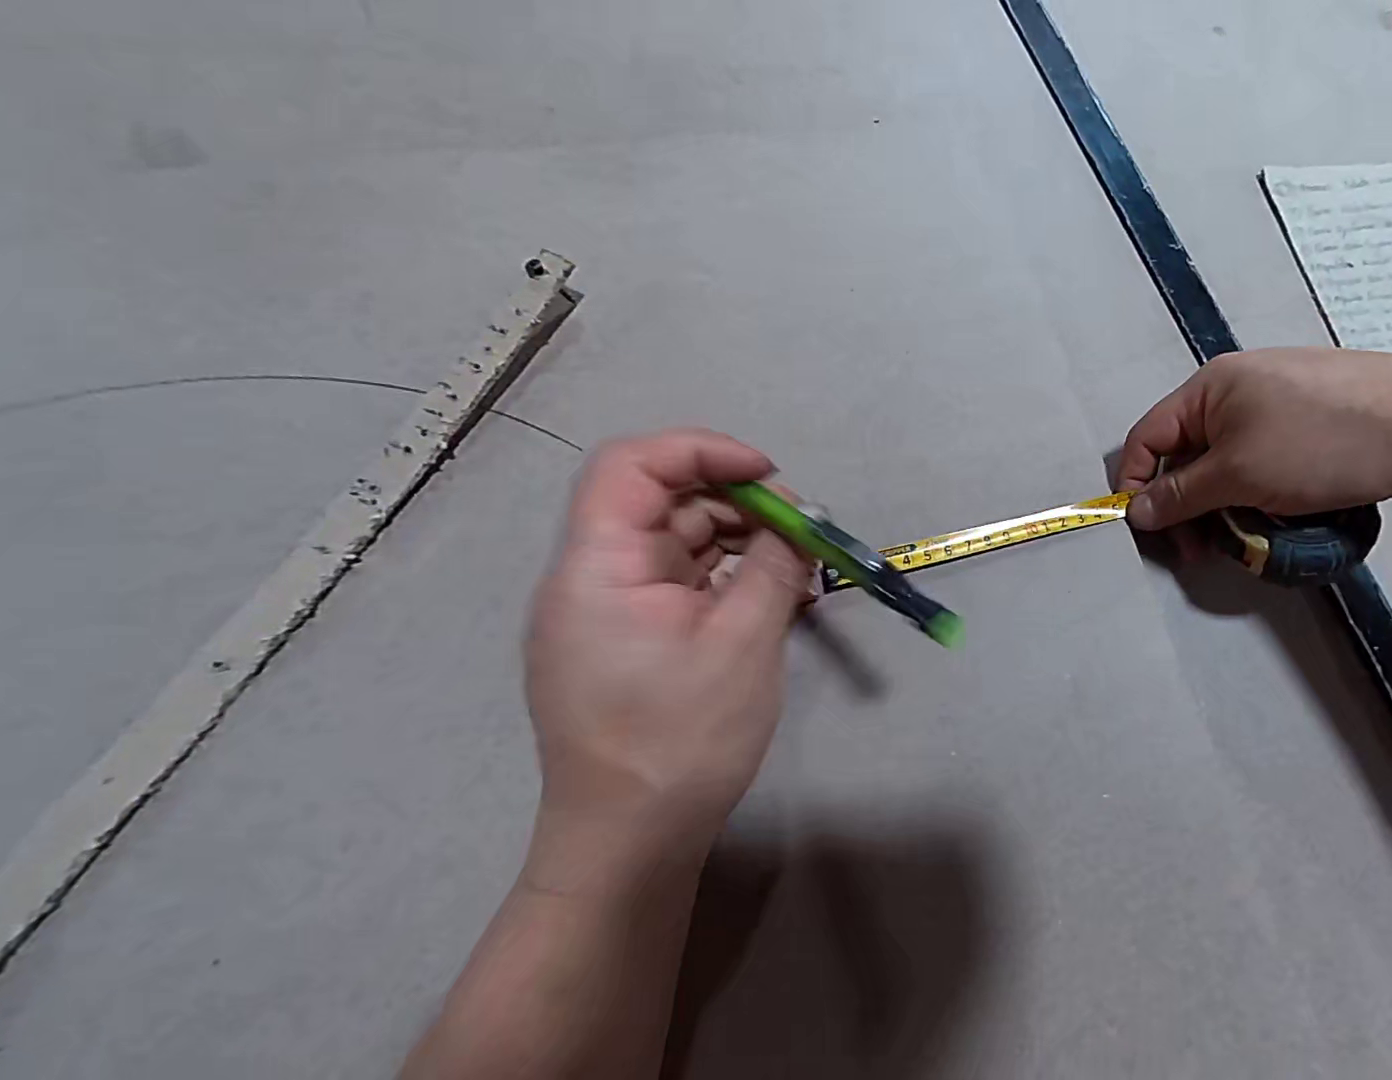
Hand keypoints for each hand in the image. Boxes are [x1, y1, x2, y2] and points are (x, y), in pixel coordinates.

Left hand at [523, 430, 810, 868]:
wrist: (629, 844)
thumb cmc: (681, 742)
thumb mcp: (744, 645)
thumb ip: (773, 569)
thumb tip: (796, 526)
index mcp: (598, 566)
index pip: (633, 465)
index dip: (702, 450)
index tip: (769, 474)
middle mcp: (592, 577)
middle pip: (659, 501)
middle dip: (734, 500)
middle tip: (799, 527)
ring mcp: (608, 610)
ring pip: (674, 543)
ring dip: (735, 540)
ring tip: (794, 564)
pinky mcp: (629, 639)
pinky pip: (679, 583)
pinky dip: (723, 577)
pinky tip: (767, 593)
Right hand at [1113, 347, 1391, 528]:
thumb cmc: (1324, 443)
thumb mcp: (1239, 475)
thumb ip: (1179, 495)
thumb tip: (1135, 511)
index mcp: (1209, 387)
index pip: (1146, 438)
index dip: (1136, 485)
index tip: (1148, 530)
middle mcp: (1236, 387)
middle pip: (1184, 454)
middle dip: (1186, 505)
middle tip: (1201, 548)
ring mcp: (1276, 400)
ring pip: (1222, 462)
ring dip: (1222, 504)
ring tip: (1246, 534)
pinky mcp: (1310, 417)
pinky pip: (1258, 458)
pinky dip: (1255, 489)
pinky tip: (1276, 510)